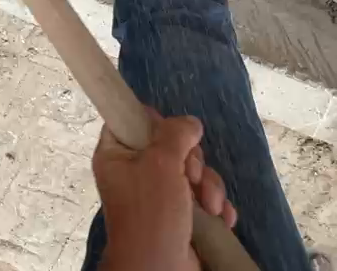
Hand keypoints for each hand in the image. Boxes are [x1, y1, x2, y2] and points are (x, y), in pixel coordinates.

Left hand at [92, 110, 237, 270]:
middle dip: (192, 161)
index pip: (131, 120)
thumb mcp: (161, 162)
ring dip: (208, 186)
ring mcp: (160, 195)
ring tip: (209, 206)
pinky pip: (203, 197)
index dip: (154, 121)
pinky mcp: (181, 216)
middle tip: (192, 177)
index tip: (171, 133)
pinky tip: (220, 217)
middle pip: (170, 145)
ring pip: (192, 171)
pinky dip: (215, 206)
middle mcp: (136, 171)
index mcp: (117, 154)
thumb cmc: (151, 213)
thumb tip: (191, 123)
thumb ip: (176, 133)